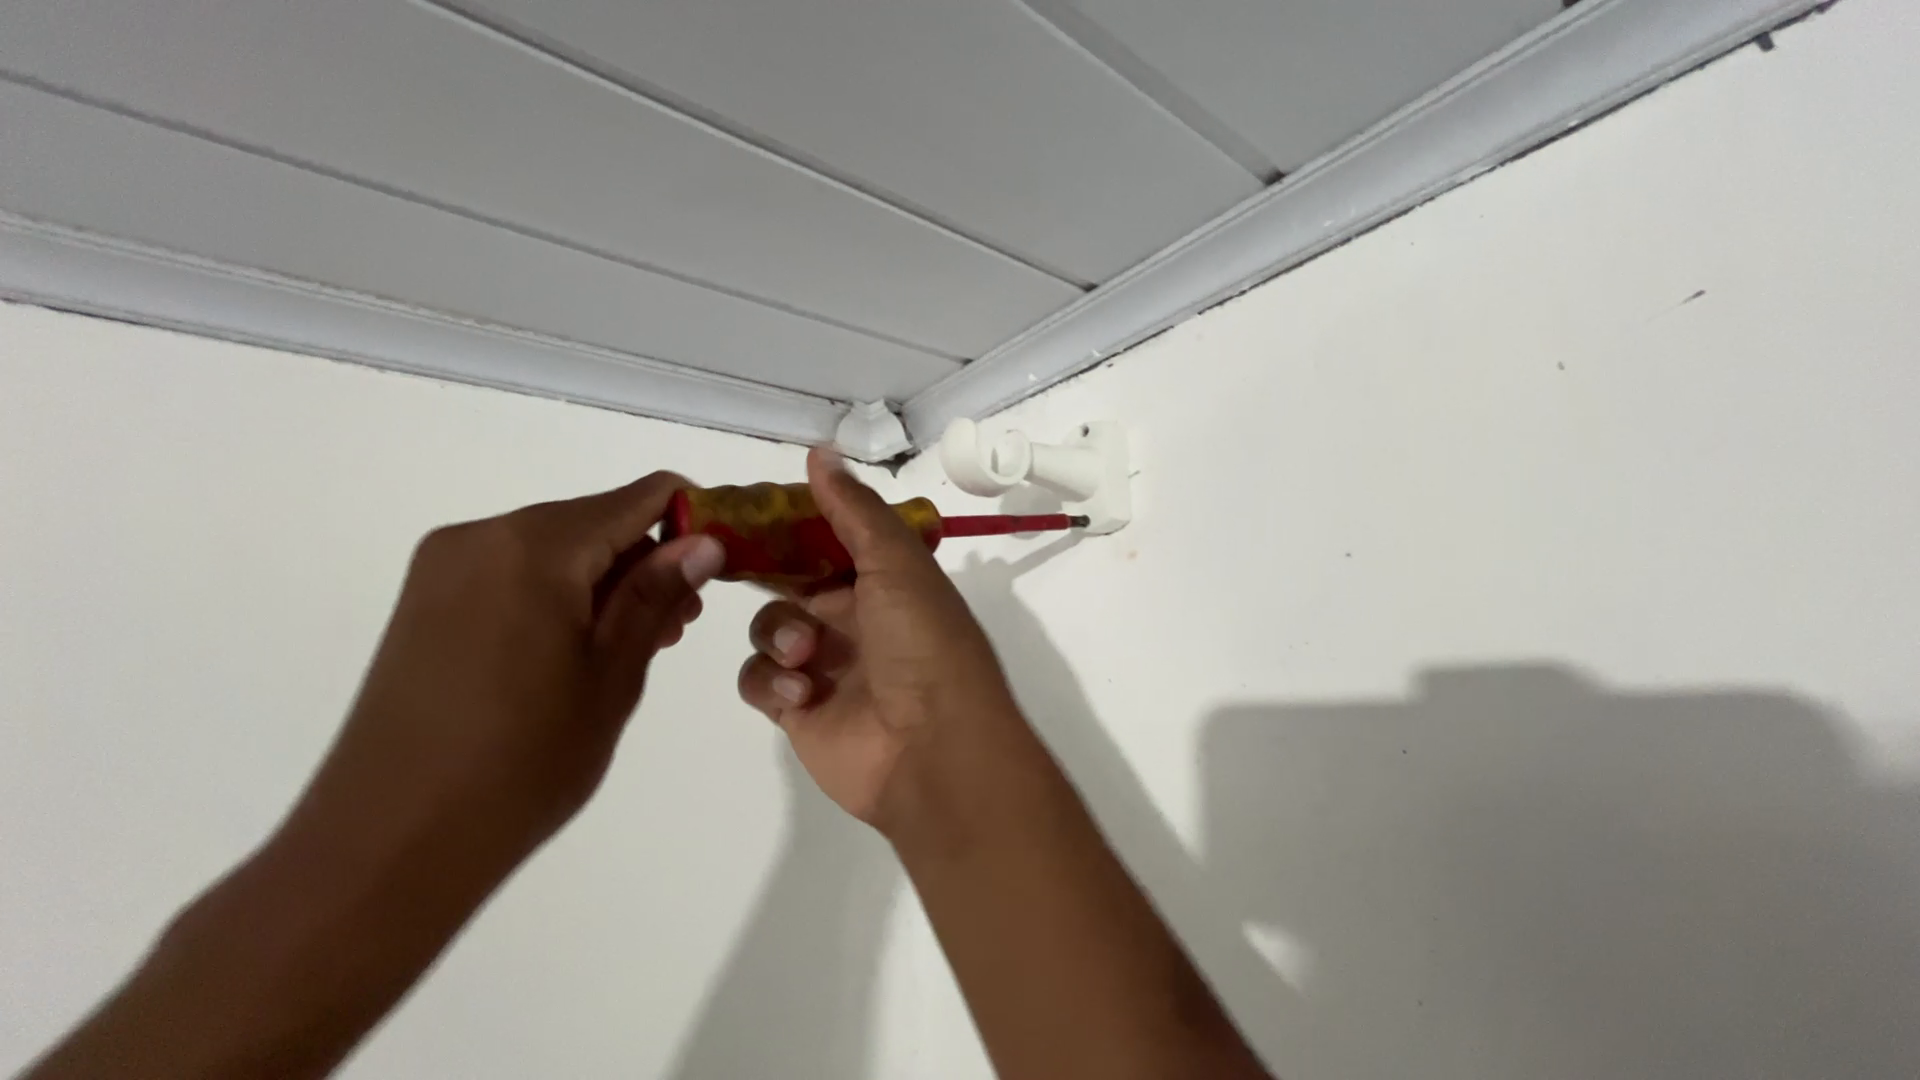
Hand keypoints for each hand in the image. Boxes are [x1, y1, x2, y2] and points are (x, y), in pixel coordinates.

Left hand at [283, 471, 725, 870]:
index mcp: (534, 546)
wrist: (389, 843)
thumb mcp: (612, 676)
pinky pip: (515, 571)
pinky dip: (560, 593)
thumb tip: (705, 541)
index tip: (722, 563)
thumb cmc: (523, 763)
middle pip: (593, 519)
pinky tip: (577, 647)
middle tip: (679, 622)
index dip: (691, 520)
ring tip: (634, 643)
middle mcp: (483, 535)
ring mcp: (445, 566)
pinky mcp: (426, 600)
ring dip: (605, 579)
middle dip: (647, 557)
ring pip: (555, 547)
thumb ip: (655, 596)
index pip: (639, 498)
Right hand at [735, 448, 1020, 832]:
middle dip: (763, 572)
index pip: (825, 539)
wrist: (933, 751)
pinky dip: (771, 681)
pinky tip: (801, 694)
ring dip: (778, 633)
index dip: (789, 523)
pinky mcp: (798, 710)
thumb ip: (855, 510)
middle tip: (728, 560)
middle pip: (789, 580)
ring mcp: (824, 665)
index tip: (748, 509)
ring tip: (806, 654)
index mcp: (882, 581)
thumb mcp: (898, 565)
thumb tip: (820, 453)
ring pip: (767, 627)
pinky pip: (759, 680)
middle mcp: (853, 618)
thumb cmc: (923, 646)